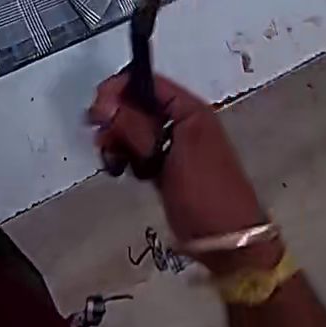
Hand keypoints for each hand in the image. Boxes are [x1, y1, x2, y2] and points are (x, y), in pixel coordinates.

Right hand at [90, 72, 277, 273]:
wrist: (228, 243)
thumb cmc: (205, 194)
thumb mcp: (168, 156)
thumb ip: (136, 127)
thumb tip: (106, 104)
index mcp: (189, 109)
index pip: (148, 83)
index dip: (120, 88)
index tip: (98, 106)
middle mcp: (179, 120)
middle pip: (137, 103)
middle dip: (114, 114)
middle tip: (99, 132)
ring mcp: (171, 143)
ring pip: (133, 126)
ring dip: (116, 135)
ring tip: (108, 153)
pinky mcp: (163, 164)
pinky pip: (136, 148)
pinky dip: (123, 152)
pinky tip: (117, 164)